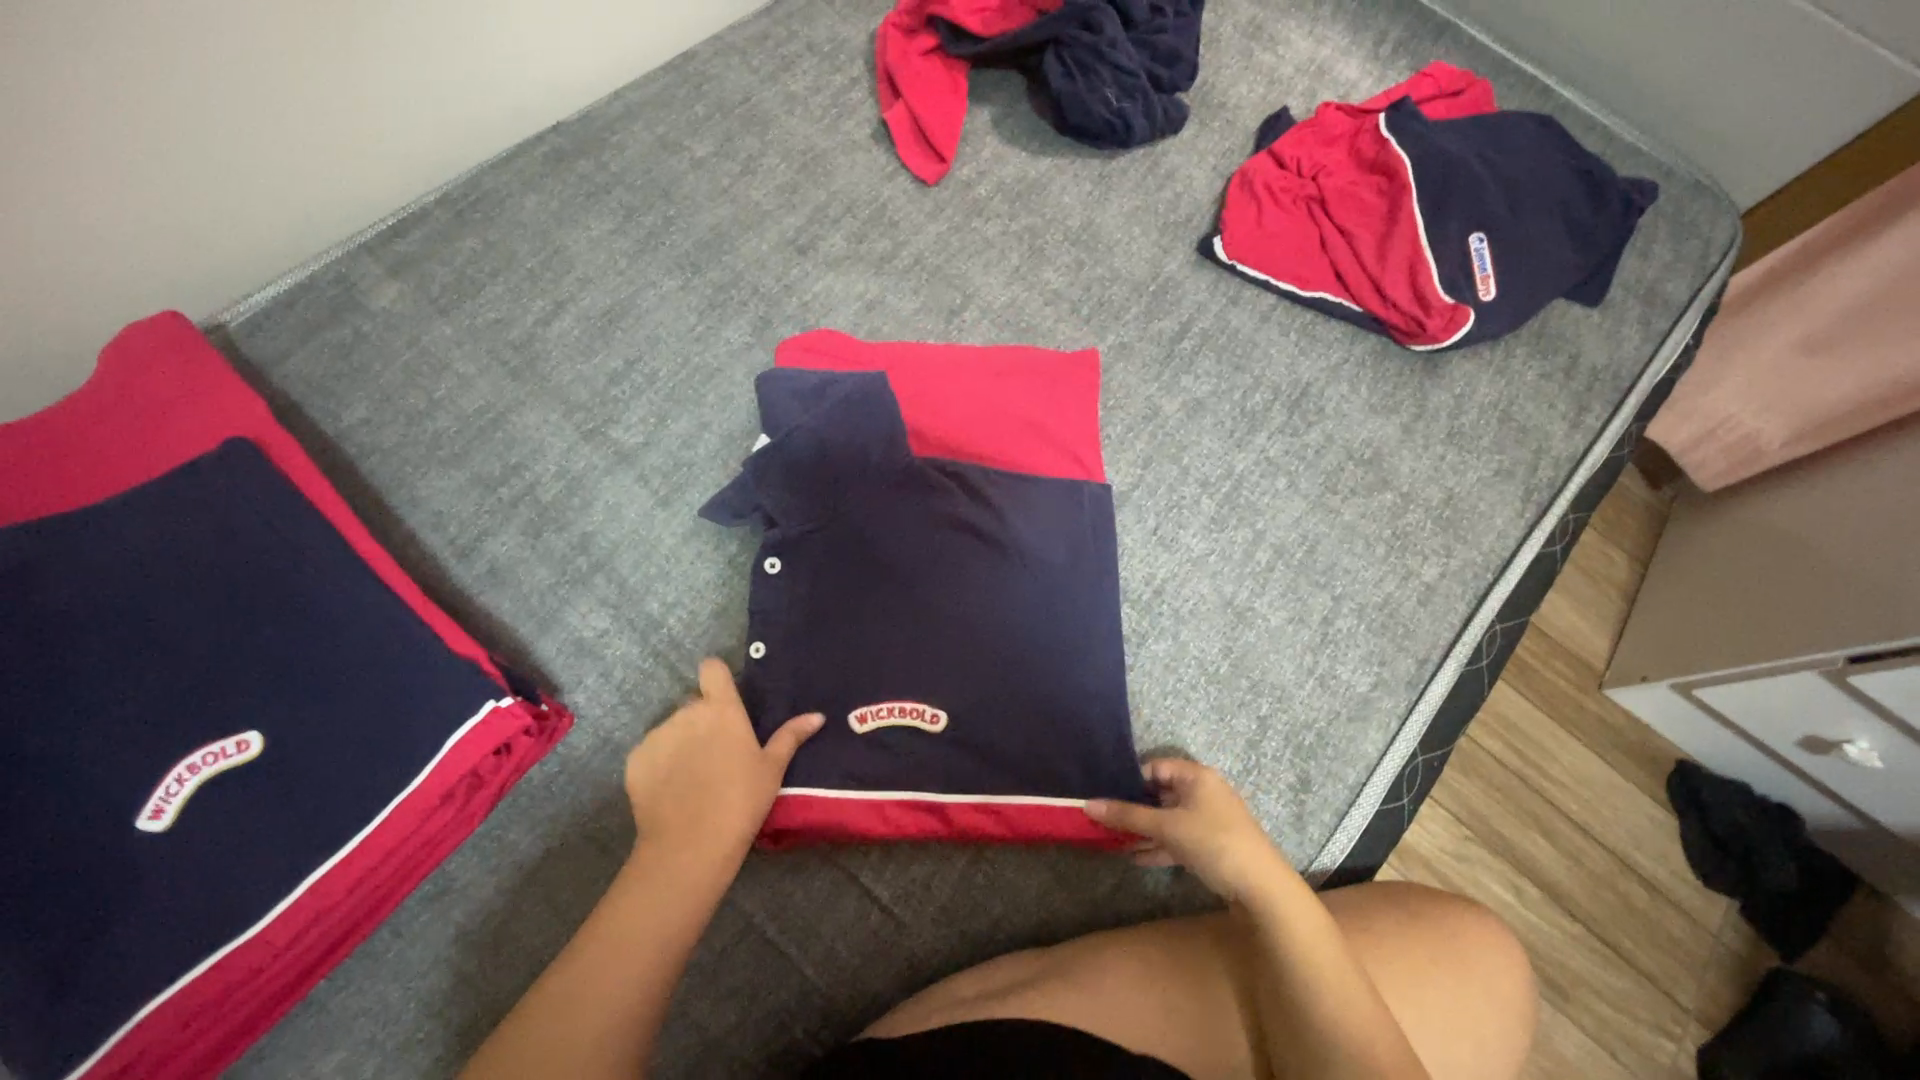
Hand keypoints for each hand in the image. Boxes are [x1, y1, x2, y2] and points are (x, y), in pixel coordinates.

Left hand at [623, 658, 822, 865]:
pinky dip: (659, 765)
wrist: (691, 844)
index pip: (712, 668)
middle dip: (703, 721)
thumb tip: (818, 716)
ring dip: (681, 742)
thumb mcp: (772, 769)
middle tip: (717, 754)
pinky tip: (671, 791)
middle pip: (693, 704)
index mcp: (721, 709)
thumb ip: (791, 736)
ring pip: (671, 729)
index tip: (724, 698)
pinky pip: (651, 752)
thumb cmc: (741, 801)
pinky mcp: (635, 759)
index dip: (717, 678)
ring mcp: (657, 735)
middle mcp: (686, 712)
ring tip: (693, 778)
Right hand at [1084, 758, 1292, 900]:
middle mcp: (1202, 793)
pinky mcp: (1209, 845)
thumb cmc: (1213, 842)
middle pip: (1159, 794)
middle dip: (1132, 808)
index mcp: (1196, 776)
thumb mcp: (1167, 826)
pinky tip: (1133, 857)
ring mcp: (1207, 820)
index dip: (1130, 779)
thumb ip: (1127, 815)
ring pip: (1166, 819)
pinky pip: (1176, 839)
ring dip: (1142, 830)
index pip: (1155, 767)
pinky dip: (1157, 846)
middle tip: (1103, 819)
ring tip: (1111, 840)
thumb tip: (1087, 804)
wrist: (1260, 887)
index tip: (1104, 795)